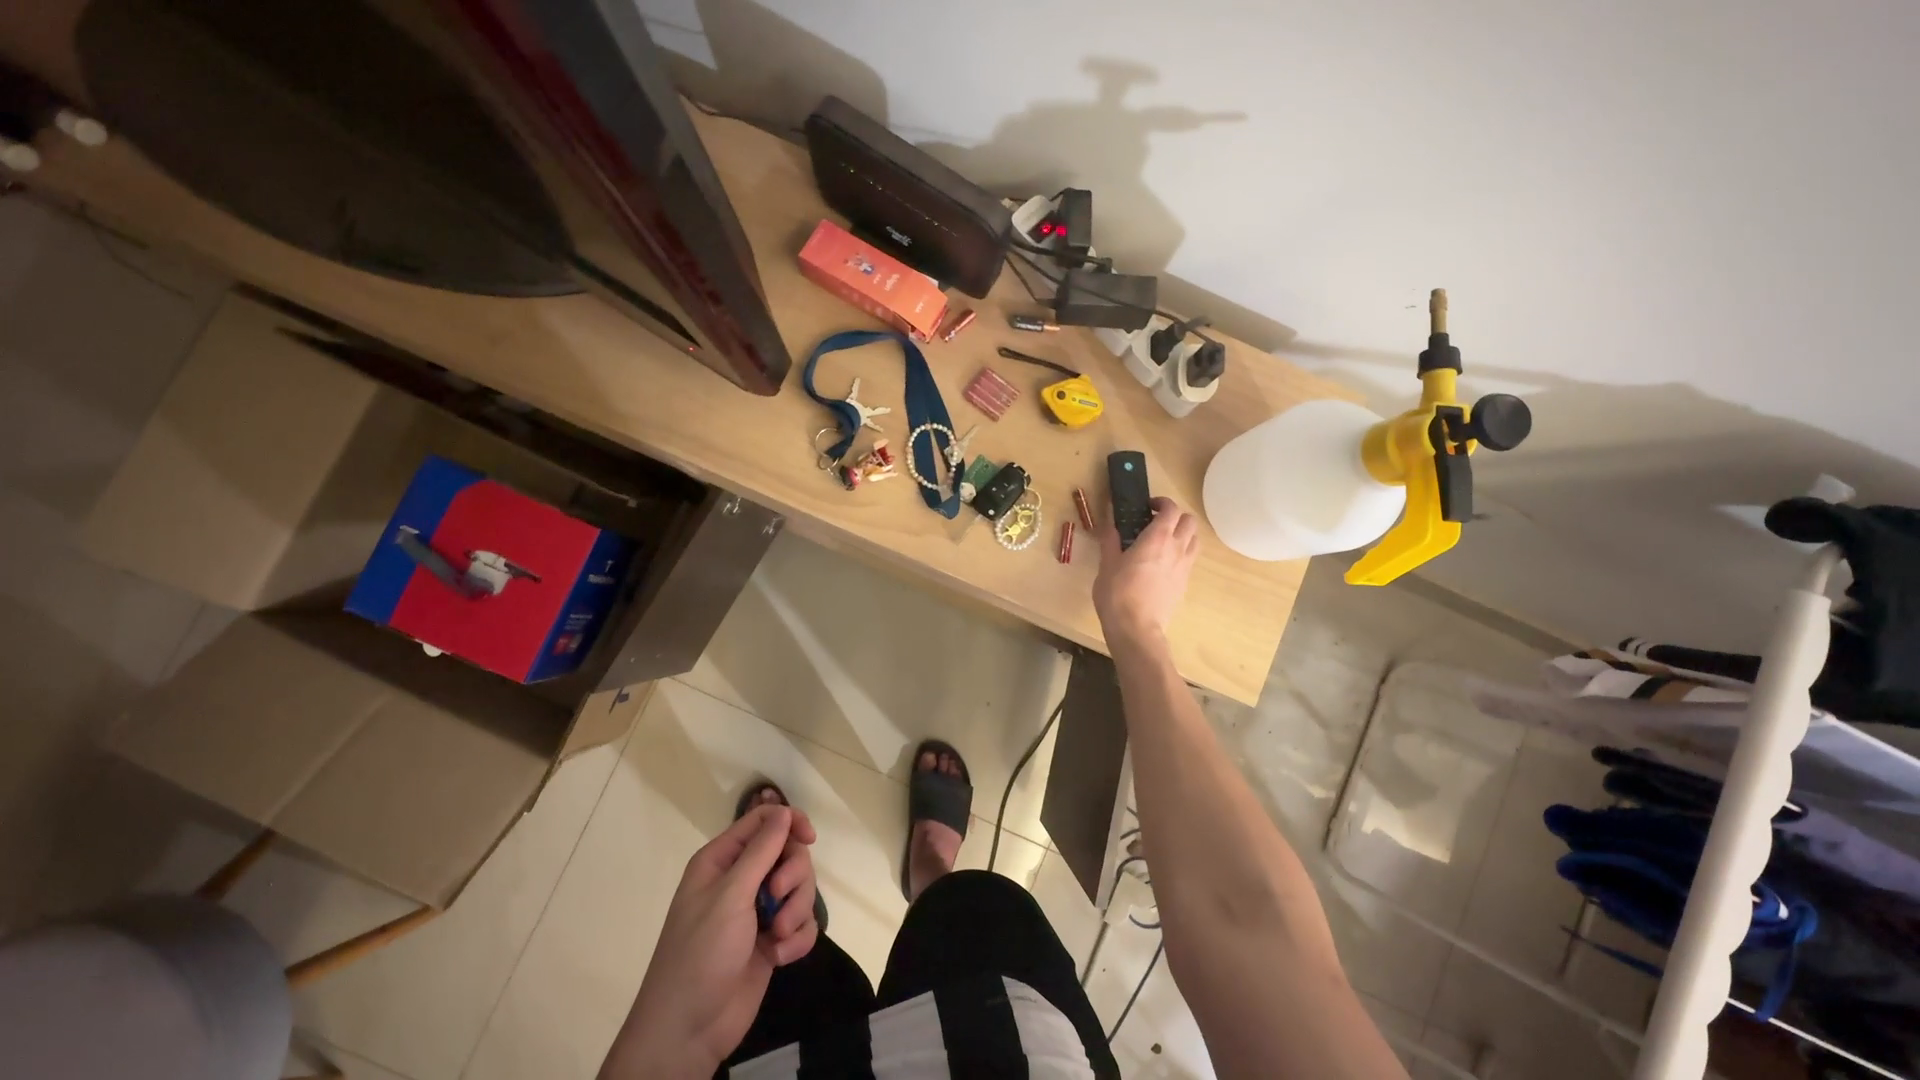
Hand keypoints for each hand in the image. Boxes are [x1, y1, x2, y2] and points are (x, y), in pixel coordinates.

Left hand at [607, 805, 819, 1077]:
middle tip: (777, 898)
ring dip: (796, 911)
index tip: (809, 839)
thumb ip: (761, 851)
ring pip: (800, 890)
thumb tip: (784, 811)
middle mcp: (740, 881)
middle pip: (788, 855)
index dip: (790, 823)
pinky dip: (796, 938)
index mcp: (722, 861)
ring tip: (778, 936)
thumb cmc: (701, 952)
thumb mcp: (731, 896)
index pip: (763, 822)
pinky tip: (779, 957)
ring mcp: (757, 912)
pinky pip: (802, 924)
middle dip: (793, 877)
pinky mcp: (772, 940)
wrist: (690, 1026)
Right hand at [1093, 496, 1198, 648]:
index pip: (1171, 509)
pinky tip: (1163, 564)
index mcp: (1157, 539)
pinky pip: (1190, 559)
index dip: (1162, 502)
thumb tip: (1109, 519)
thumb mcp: (1107, 564)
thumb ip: (1110, 539)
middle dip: (1175, 516)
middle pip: (1190, 521)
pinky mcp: (1185, 583)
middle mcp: (1176, 548)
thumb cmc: (1117, 594)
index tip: (1147, 507)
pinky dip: (1181, 553)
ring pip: (1195, 539)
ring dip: (1183, 534)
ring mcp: (1184, 567)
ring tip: (1163, 541)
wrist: (1136, 629)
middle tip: (1156, 523)